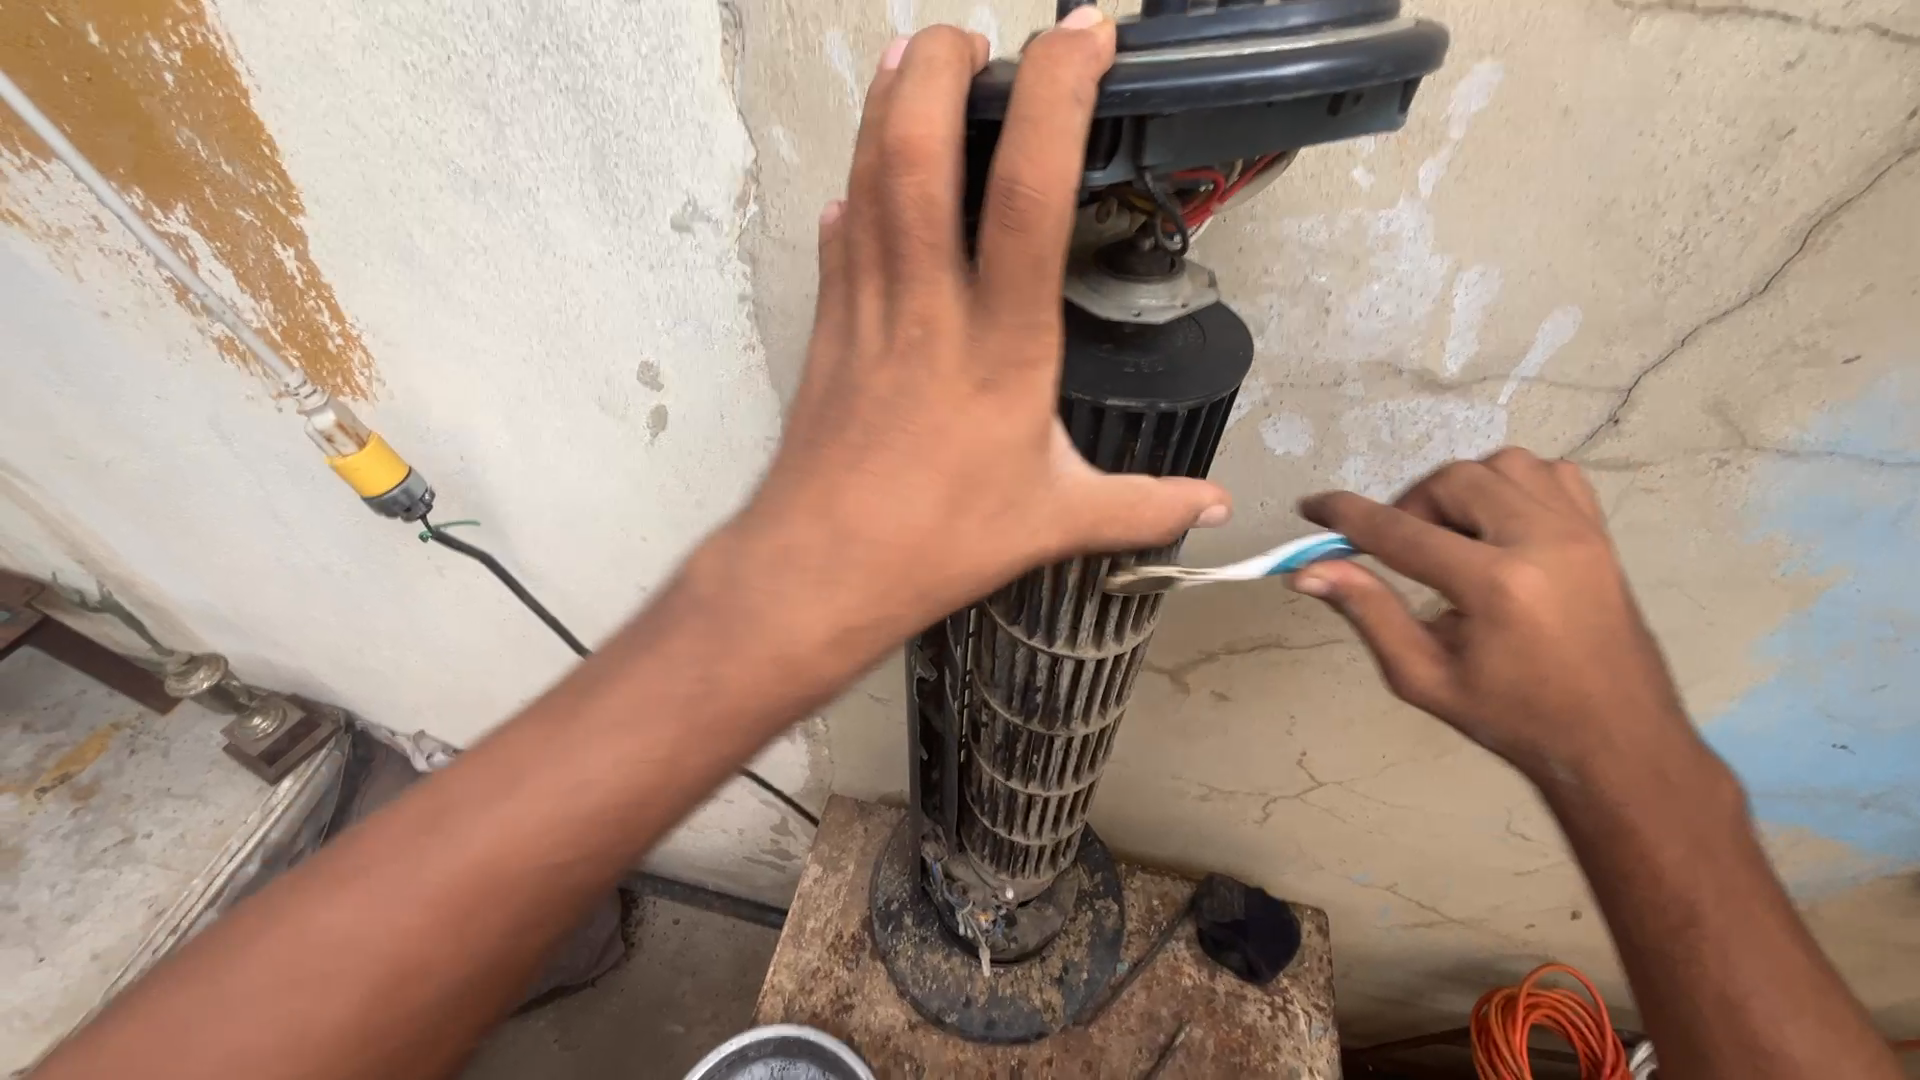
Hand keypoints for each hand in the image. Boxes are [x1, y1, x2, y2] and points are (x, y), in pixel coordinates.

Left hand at [734, 11, 1229, 645]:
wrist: (823, 568)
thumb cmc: (940, 543)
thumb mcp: (1056, 522)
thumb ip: (1142, 505)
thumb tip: (1213, 506)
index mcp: (1003, 345)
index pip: (1030, 192)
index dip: (1057, 96)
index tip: (1083, 38)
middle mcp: (930, 308)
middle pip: (920, 153)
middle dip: (938, 68)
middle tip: (970, 33)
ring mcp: (867, 312)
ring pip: (867, 180)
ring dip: (885, 105)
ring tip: (910, 57)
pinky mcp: (826, 331)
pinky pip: (837, 242)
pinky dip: (850, 197)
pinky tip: (857, 184)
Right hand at [1291, 448, 1696, 784]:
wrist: (1618, 741)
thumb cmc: (1512, 717)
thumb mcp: (1420, 675)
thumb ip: (1365, 611)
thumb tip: (1306, 571)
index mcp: (1497, 586)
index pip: (1399, 531)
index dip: (1345, 515)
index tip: (1312, 508)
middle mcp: (1545, 542)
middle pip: (1453, 481)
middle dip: (1410, 508)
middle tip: (1400, 552)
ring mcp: (1582, 531)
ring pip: (1502, 465)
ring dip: (1459, 491)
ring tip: (1449, 537)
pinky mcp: (1601, 532)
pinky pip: (1548, 473)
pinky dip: (1510, 485)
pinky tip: (1494, 527)